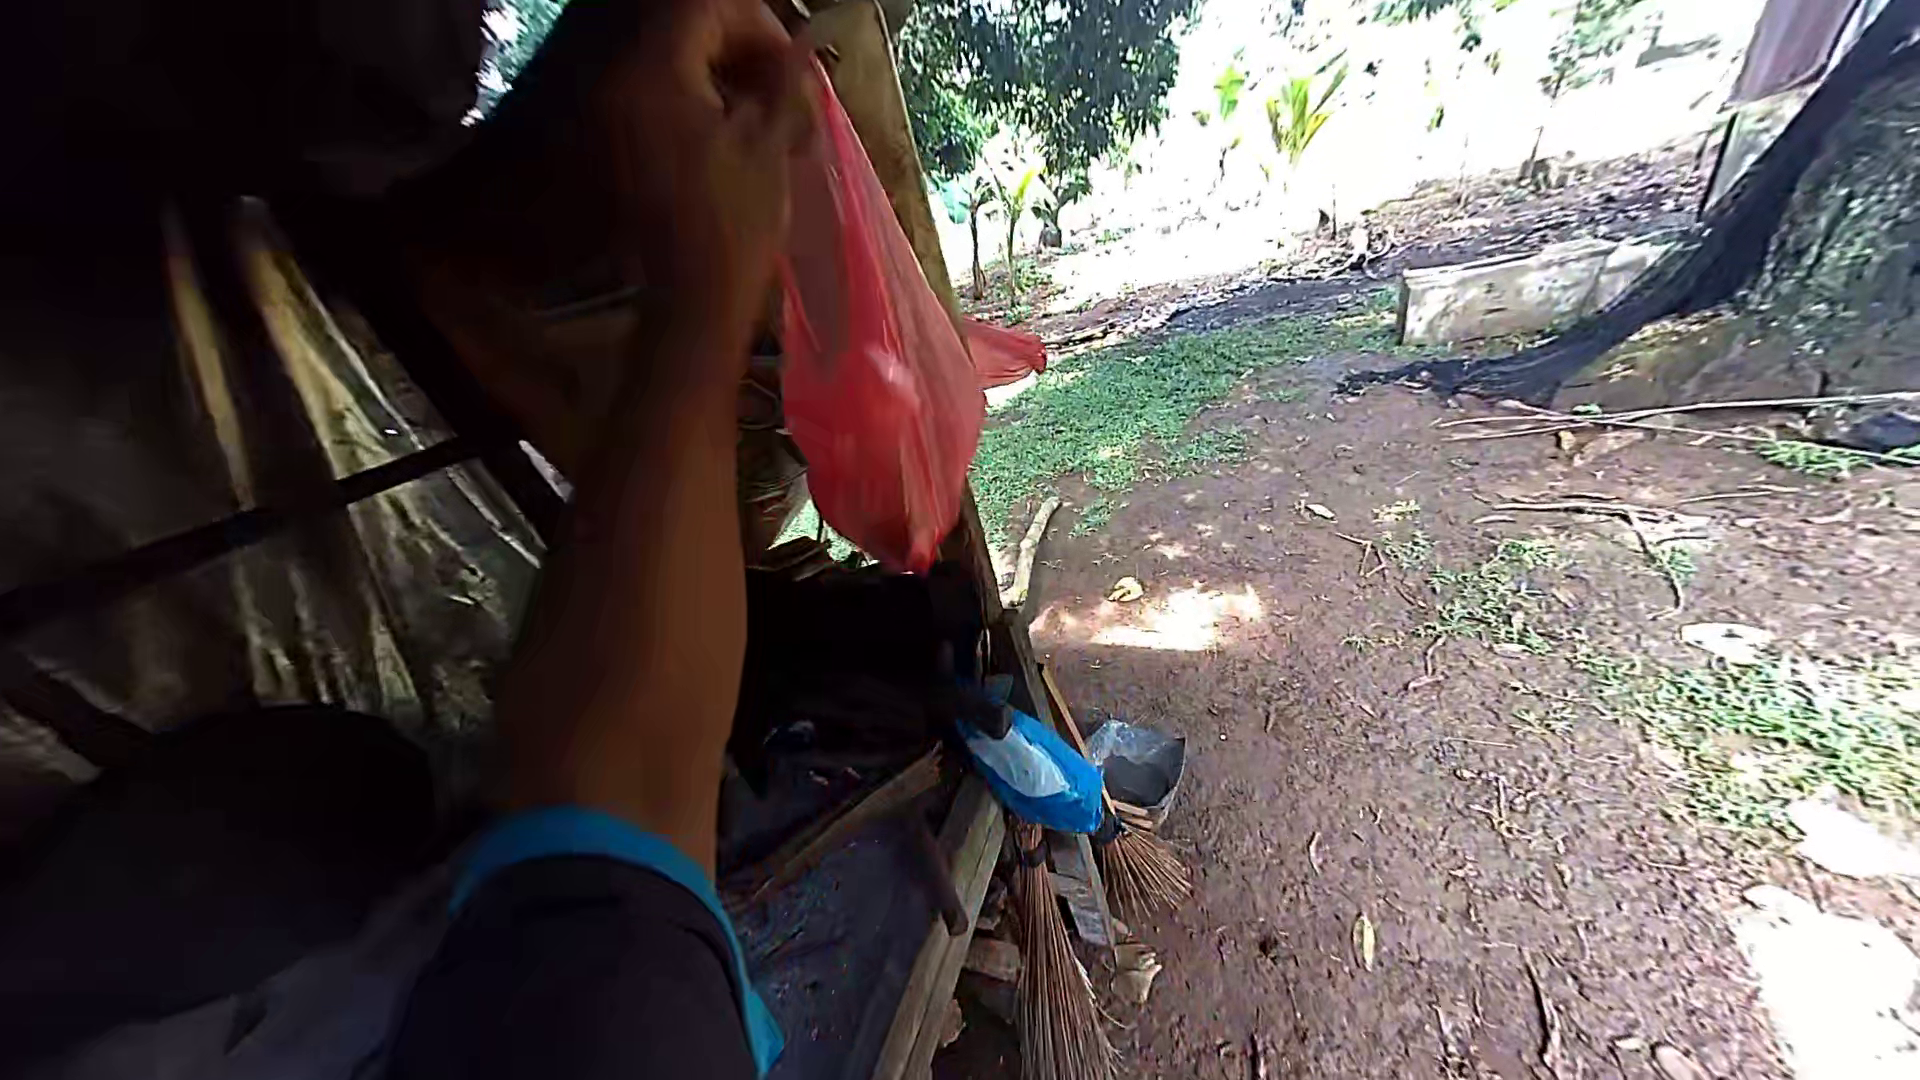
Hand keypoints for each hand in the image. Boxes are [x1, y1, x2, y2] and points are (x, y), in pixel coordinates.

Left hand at [399, 0, 811, 473]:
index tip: (795, 61)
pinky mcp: (631, 148)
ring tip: (776, 121)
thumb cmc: (738, 230)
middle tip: (789, 91)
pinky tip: (746, 141)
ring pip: (680, 70)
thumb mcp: (769, 151)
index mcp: (658, 76)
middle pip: (688, 33)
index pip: (704, 7)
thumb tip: (802, 53)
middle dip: (745, 52)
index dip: (757, 24)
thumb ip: (784, 88)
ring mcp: (623, 118)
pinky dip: (710, 109)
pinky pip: (669, 104)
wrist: (696, 301)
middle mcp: (626, 83)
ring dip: (731, 82)